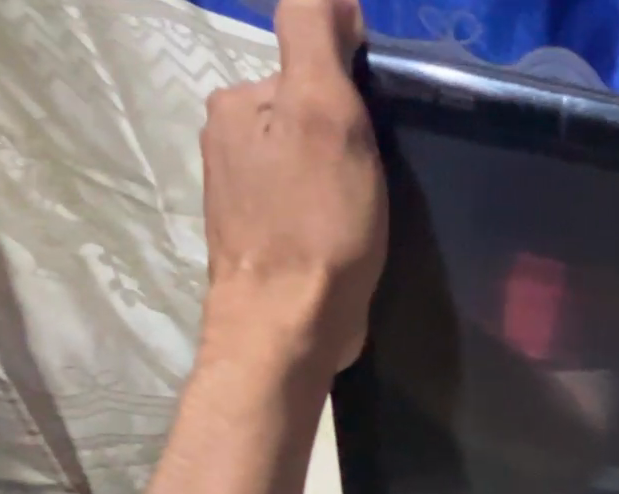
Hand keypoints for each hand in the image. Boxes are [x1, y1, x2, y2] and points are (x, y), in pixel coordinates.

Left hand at [200, 0, 384, 376]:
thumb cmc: (317, 226)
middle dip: (352, 141)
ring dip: (345, 180)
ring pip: (310, 164)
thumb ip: (319, 42)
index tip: (387, 143)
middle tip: (388, 184)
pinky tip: (353, 240)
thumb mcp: (326, 117)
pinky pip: (308, 205)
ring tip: (373, 217)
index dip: (360, 102)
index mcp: (242, 102)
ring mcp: (242, 193)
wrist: (289, 325)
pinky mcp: (264, 239)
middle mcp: (230, 138)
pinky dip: (334, 214)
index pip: (312, 73)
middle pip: (310, 118)